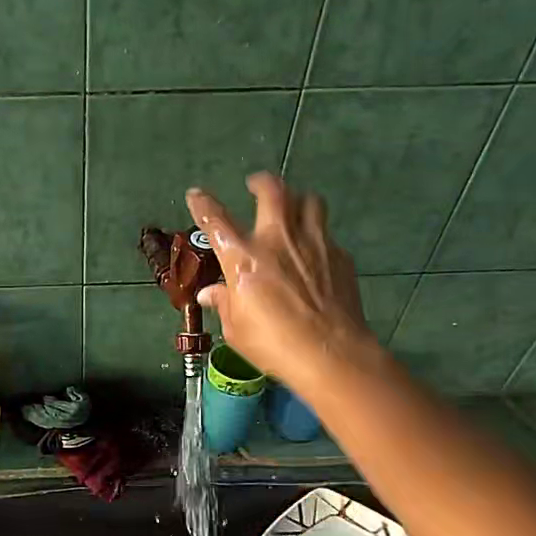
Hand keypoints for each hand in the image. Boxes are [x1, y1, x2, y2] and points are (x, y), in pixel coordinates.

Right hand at [186, 172, 373, 388]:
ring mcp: (313, 243)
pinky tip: (313, 252)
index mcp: (243, 257)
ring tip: (291, 208)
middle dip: (261, 183)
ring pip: (308, 201)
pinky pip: (325, 233)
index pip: (216, 220)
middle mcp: (277, 239)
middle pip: (272, 191)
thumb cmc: (273, 344)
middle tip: (256, 184)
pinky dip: (315, 235)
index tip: (196, 194)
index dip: (202, 204)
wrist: (330, 353)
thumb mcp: (236, 329)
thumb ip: (224, 303)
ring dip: (296, 199)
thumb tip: (211, 292)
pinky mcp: (339, 255)